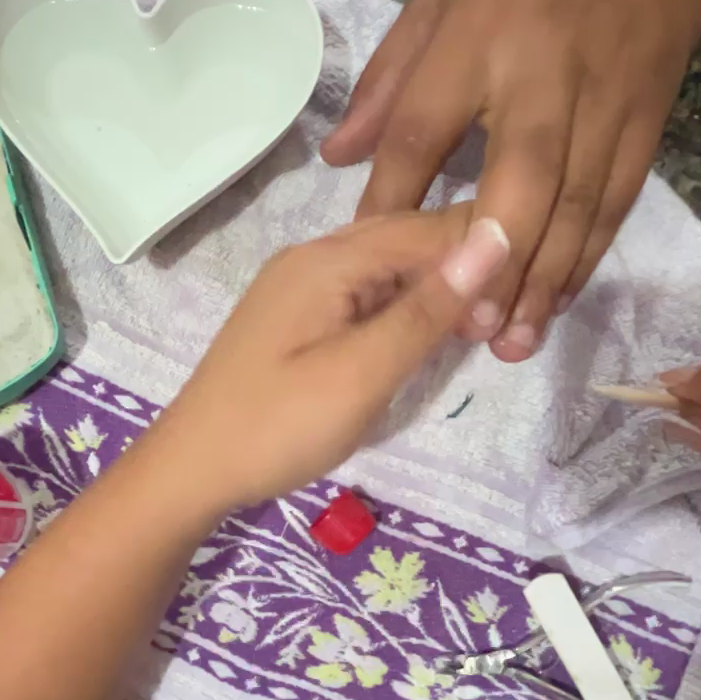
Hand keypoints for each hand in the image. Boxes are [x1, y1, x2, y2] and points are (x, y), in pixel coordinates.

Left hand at [141, 209, 509, 513]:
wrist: (191, 469)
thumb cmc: (276, 427)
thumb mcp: (360, 373)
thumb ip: (425, 309)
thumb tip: (494, 238)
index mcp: (328, 259)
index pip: (430, 229)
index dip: (482, 262)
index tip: (510, 318)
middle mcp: (311, 257)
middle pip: (405, 242)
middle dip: (459, 275)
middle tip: (493, 332)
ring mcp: (297, 287)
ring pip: (383, 270)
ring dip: (428, 296)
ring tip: (464, 340)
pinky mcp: (293, 319)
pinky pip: (358, 296)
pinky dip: (394, 314)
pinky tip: (410, 344)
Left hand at [321, 0, 700, 360]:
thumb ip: (388, 80)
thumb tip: (337, 155)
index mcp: (475, 40)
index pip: (420, 133)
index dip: (392, 200)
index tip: (369, 260)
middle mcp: (543, 78)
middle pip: (518, 186)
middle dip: (494, 266)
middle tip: (472, 332)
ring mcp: (605, 100)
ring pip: (577, 206)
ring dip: (545, 281)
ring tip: (515, 342)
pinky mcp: (648, 117)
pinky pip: (618, 199)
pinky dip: (590, 255)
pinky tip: (561, 299)